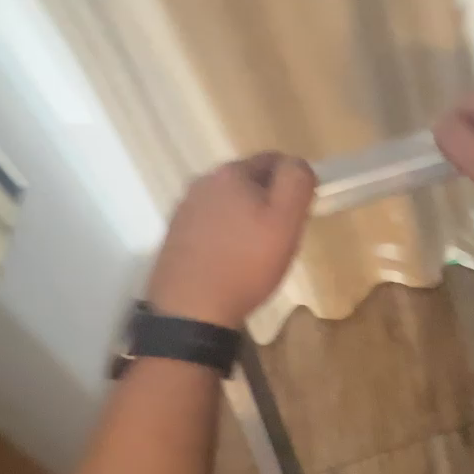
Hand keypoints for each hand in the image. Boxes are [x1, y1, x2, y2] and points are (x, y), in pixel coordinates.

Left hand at [146, 152, 315, 329]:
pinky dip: (225, 235)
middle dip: (268, 200)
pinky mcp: (175, 235)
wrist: (190, 313)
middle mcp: (202, 182)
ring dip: (245, 218)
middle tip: (280, 235)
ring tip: (255, 253)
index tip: (298, 215)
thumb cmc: (245, 263)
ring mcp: (184, 209)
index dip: (293, 184)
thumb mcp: (285, 220)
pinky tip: (230, 261)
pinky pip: (211, 224)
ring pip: (229, 203)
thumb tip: (297, 164)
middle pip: (249, 181)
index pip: (275, 160)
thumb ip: (296, 182)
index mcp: (230, 172)